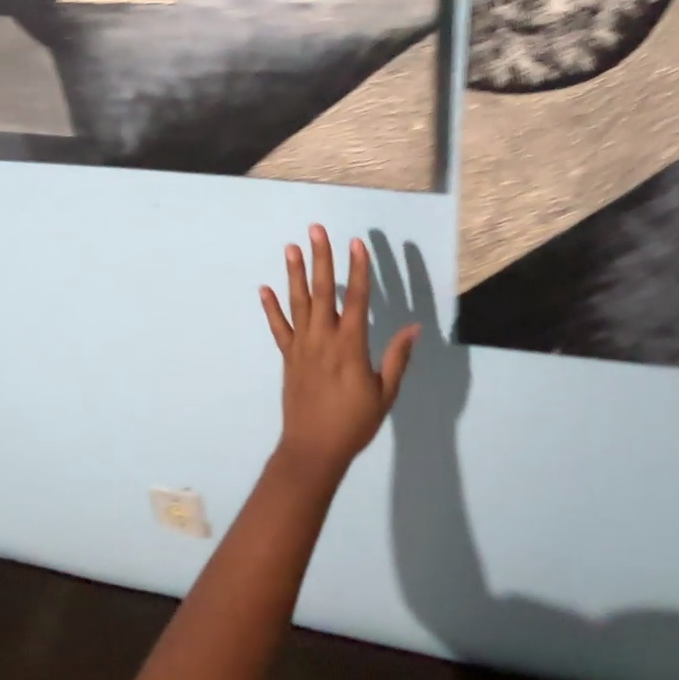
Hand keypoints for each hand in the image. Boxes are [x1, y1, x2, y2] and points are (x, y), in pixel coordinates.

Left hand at [260, 226, 421, 477]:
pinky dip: (271, 308)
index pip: (357, 299)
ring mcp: (302, 347)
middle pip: (323, 291)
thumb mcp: (384, 393)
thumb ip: (397, 358)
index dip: (358, 270)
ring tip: (291, 247)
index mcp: (350, 346)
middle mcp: (323, 340)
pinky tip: (265, 289)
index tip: (357, 243)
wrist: (313, 449)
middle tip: (316, 230)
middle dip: (322, 258)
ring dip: (295, 274)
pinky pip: (279, 328)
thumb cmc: (354, 424)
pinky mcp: (288, 358)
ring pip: (298, 303)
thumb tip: (414, 328)